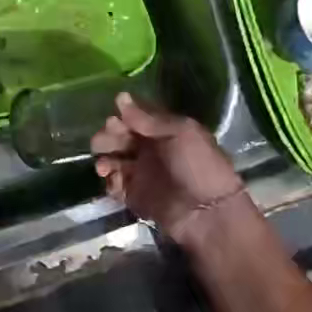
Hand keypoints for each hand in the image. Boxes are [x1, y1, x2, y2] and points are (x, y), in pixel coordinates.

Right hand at [91, 93, 245, 244]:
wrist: (208, 214)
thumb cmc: (198, 166)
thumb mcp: (180, 133)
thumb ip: (148, 119)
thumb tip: (120, 97)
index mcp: (163, 131)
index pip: (135, 118)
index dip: (122, 117)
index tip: (113, 120)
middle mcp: (150, 149)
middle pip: (120, 137)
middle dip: (108, 137)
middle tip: (103, 142)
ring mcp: (142, 173)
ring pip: (114, 160)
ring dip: (105, 159)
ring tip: (104, 166)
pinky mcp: (135, 196)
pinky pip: (115, 185)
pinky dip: (111, 181)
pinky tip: (114, 181)